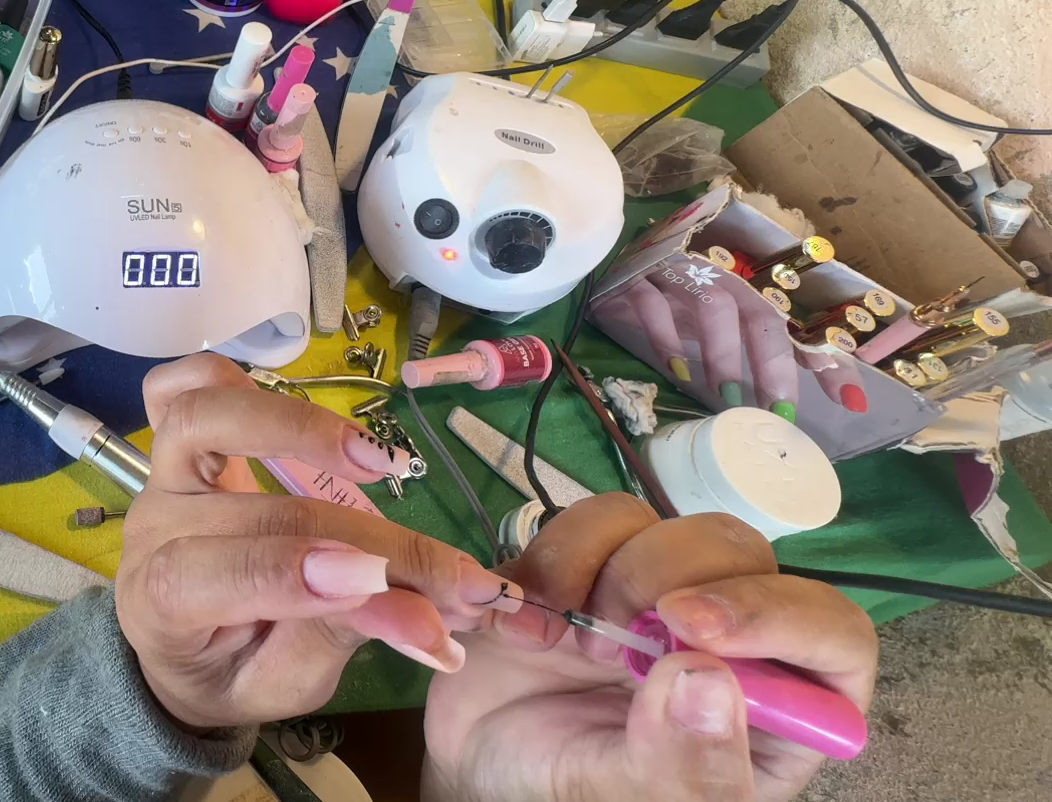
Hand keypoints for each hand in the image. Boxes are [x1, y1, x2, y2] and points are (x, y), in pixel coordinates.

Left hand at [114, 353, 519, 729]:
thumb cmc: (230, 666)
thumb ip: (339, 638)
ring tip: (375, 461)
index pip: (218, 573)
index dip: (295, 572)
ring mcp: (159, 474)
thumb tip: (428, 618)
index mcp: (160, 602)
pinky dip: (225, 376)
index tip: (382, 583)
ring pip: (203, 418)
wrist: (176, 639)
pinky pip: (172, 386)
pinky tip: (283, 393)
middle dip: (365, 538)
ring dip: (297, 428)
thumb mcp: (282, 682)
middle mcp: (154, 527)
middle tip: (450, 572)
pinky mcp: (168, 440)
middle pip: (255, 510)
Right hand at [422, 494, 878, 801]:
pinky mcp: (571, 561)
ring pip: (652, 521)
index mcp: (766, 708)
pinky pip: (579, 520)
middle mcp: (710, 637)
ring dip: (603, 566)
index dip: (775, 613)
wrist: (466, 751)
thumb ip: (684, 765)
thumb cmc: (560, 787)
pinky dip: (554, 555)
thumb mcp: (629, 799)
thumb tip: (711, 678)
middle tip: (612, 633)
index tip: (691, 626)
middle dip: (671, 577)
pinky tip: (533, 608)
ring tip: (569, 636)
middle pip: (737, 550)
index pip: (827, 631)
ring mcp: (635, 589)